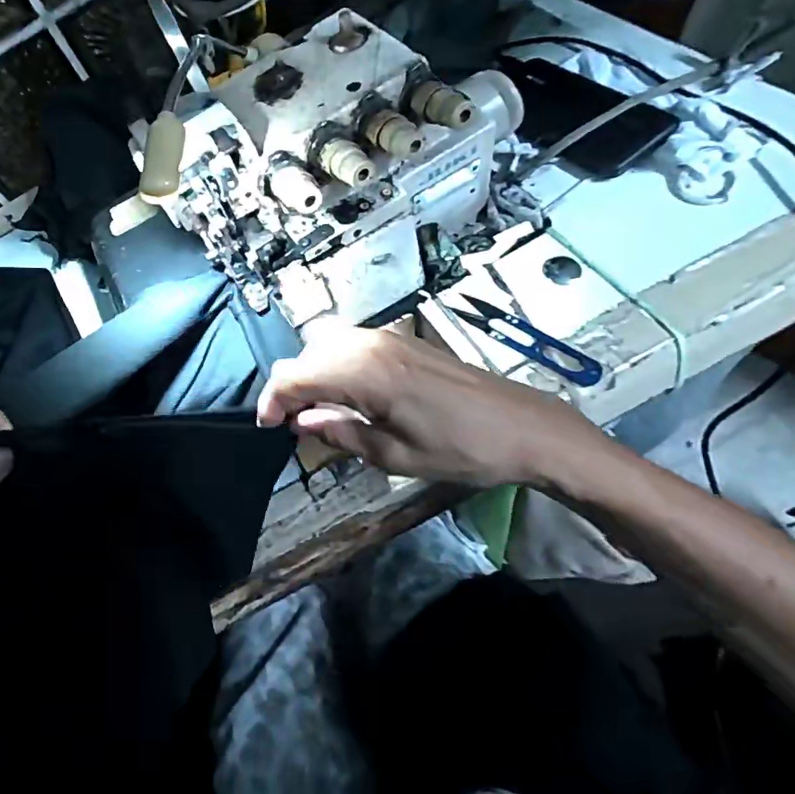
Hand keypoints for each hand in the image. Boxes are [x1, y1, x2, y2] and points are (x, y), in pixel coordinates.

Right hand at [256, 326, 611, 488]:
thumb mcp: (397, 456)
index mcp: (363, 373)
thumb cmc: (463, 449)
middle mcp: (367, 344)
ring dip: (310, 374)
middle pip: (304, 356)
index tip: (270, 428)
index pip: (294, 376)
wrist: (525, 426)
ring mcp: (385, 337)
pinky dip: (333, 363)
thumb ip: (341, 433)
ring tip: (319, 410)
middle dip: (290, 389)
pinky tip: (347, 392)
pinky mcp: (399, 339)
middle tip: (294, 425)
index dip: (273, 401)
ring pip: (322, 346)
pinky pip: (347, 343)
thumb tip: (299, 422)